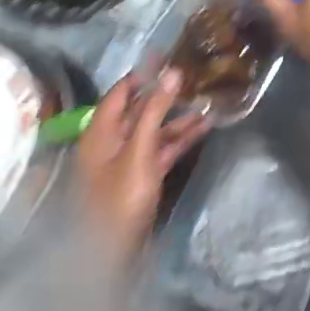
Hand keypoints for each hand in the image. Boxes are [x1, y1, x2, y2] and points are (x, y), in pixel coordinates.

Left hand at [74, 70, 208, 261]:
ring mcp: (126, 162)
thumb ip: (155, 111)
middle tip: (198, 76)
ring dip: (179, 116)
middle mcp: (110, 144)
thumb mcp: (139, 151)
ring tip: (210, 100)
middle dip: (167, 94)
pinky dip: (181, 138)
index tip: (172, 55)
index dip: (143, 74)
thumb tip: (172, 72)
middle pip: (139, 110)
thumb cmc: (119, 199)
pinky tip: (205, 127)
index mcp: (99, 134)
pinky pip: (162, 149)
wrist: (110, 255)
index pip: (121, 93)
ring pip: (154, 130)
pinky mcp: (141, 178)